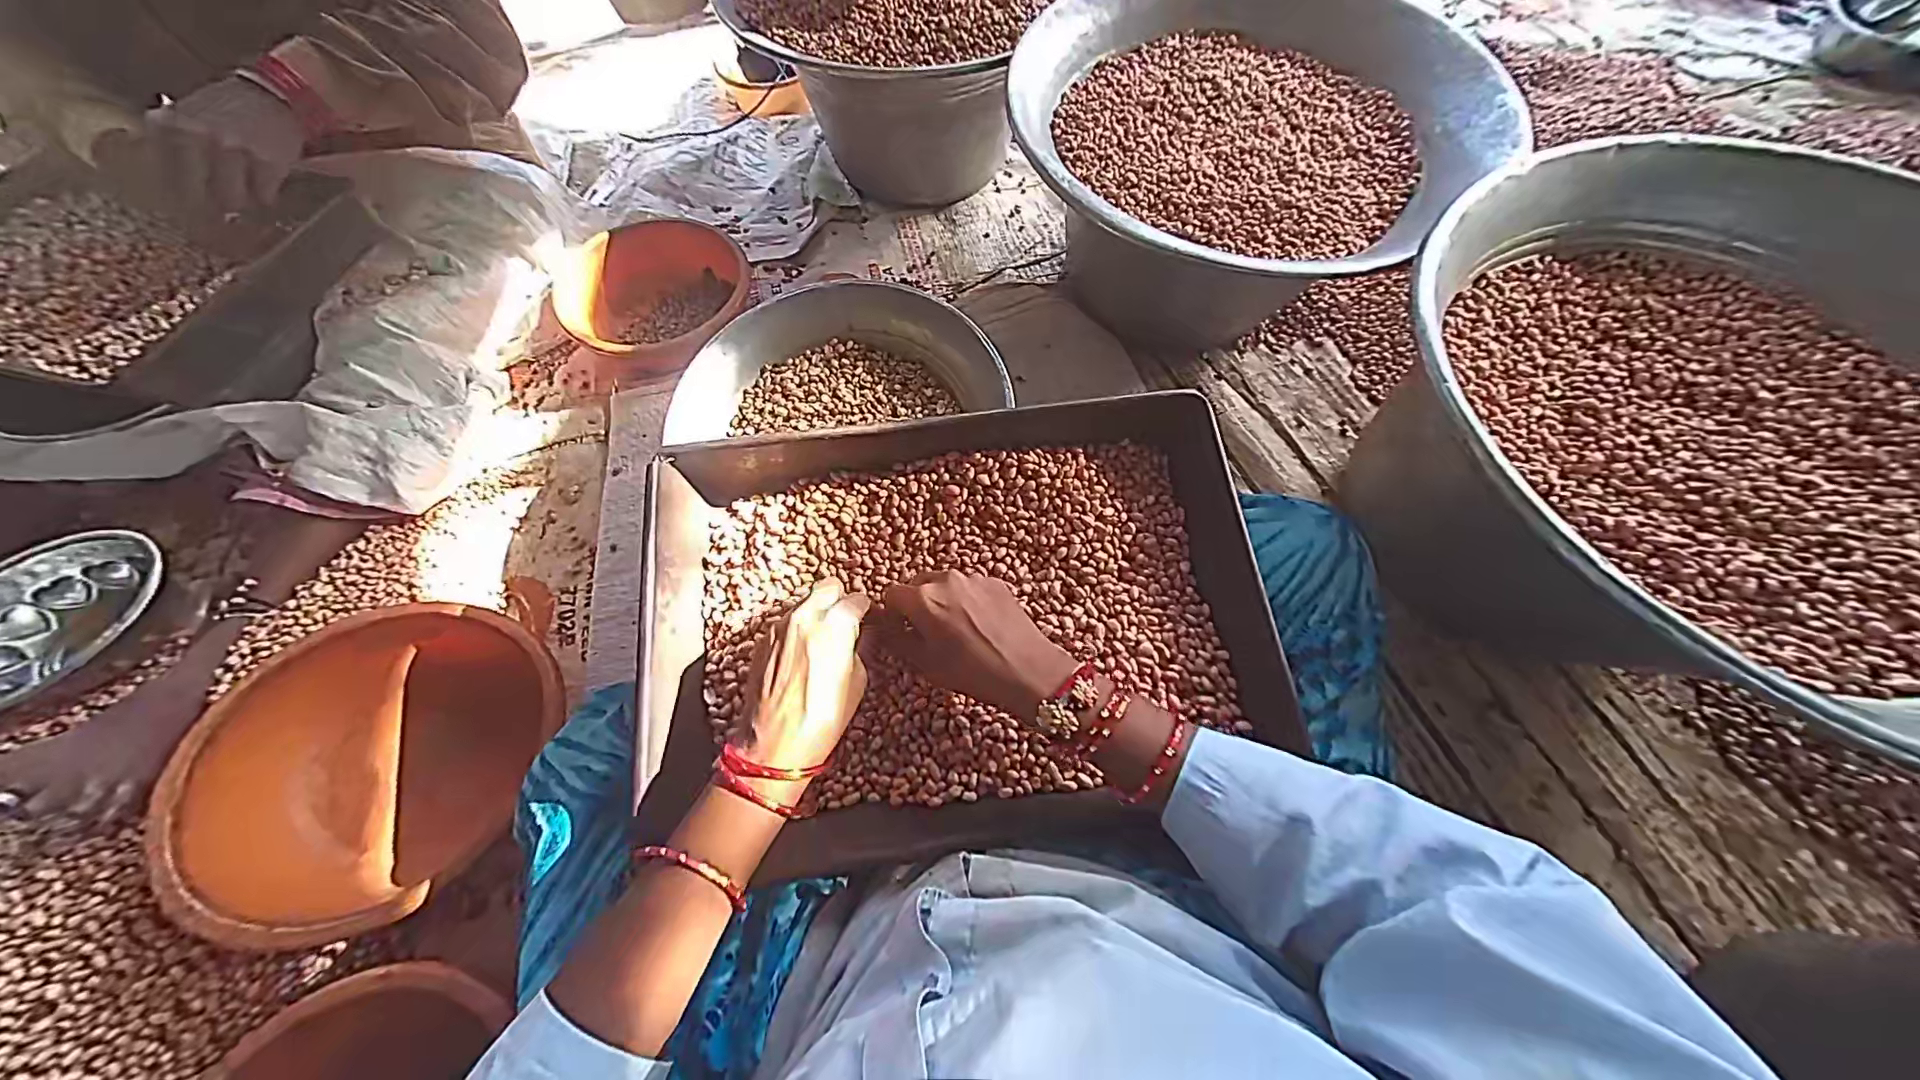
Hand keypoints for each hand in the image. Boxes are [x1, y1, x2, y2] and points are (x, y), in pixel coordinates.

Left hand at [97, 76, 303, 218]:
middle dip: (207, 209)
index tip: (181, 216)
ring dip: (239, 205)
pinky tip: (265, 193)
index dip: (172, 199)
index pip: (160, 175)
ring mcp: (232, 150)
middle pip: (195, 193)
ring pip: (231, 199)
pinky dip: (264, 198)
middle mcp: (194, 136)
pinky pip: (263, 195)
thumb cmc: (227, 111)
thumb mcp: (186, 118)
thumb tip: (166, 184)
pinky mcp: (267, 163)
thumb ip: (174, 143)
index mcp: (167, 126)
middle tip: (215, 220)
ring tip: (243, 204)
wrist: (271, 97)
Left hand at [734, 579, 870, 794]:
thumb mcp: (857, 680)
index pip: (856, 600)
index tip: (867, 618)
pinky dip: (797, 631)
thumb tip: (856, 637)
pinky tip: (803, 655)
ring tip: (823, 642)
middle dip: (839, 601)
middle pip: (827, 588)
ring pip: (804, 603)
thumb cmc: (820, 718)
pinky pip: (785, 624)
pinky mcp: (762, 642)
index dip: (865, 610)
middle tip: (846, 621)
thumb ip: (857, 647)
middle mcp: (804, 617)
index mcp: (834, 623)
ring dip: (816, 614)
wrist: (775, 744)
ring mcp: (779, 627)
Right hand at [881, 570, 1077, 720]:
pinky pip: (970, 588)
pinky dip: (968, 601)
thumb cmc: (973, 671)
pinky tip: (979, 626)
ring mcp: (973, 579)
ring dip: (944, 602)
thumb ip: (897, 638)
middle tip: (929, 633)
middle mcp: (946, 580)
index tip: (901, 629)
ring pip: (945, 585)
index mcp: (923, 599)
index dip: (893, 614)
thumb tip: (883, 625)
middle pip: (918, 585)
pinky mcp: (996, 583)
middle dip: (918, 605)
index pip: (891, 594)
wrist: (1027, 670)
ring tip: (958, 632)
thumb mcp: (925, 663)